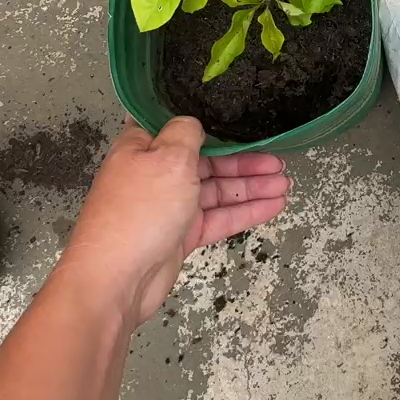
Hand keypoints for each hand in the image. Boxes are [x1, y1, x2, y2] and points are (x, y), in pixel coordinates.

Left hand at [53, 117, 289, 326]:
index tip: (241, 118)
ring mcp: (170, 206)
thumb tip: (193, 123)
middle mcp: (157, 173)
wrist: (115, 282)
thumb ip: (187, 132)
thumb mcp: (168, 157)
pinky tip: (274, 206)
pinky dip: (245, 211)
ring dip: (251, 187)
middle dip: (245, 160)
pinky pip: (219, 217)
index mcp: (144, 147)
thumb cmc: (140, 211)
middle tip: (278, 162)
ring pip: (218, 190)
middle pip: (208, 159)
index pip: (180, 126)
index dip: (210, 122)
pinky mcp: (181, 235)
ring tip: (285, 184)